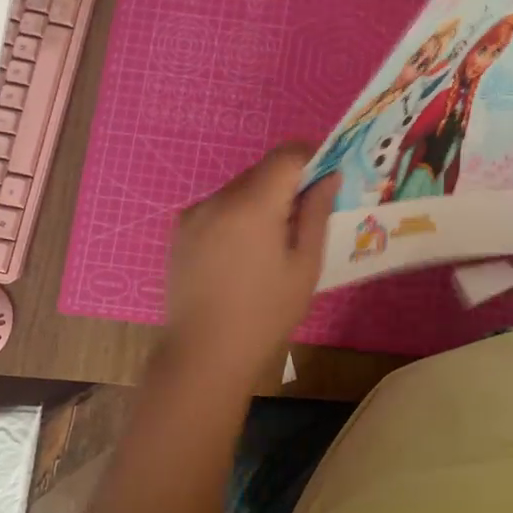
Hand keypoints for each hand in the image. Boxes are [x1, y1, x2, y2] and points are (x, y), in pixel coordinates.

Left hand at [164, 144, 336, 373]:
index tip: (329, 177)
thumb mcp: (305, 265)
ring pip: (242, 189)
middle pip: (263, 170)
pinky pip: (220, 207)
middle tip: (307, 218)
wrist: (203, 356)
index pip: (287, 155)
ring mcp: (195, 214)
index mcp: (253, 205)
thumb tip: (330, 176)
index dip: (312, 157)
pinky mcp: (182, 231)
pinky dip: (240, 216)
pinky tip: (246, 254)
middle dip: (289, 184)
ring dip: (264, 201)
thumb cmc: (266, 314)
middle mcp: (220, 199)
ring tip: (275, 244)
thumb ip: (317, 213)